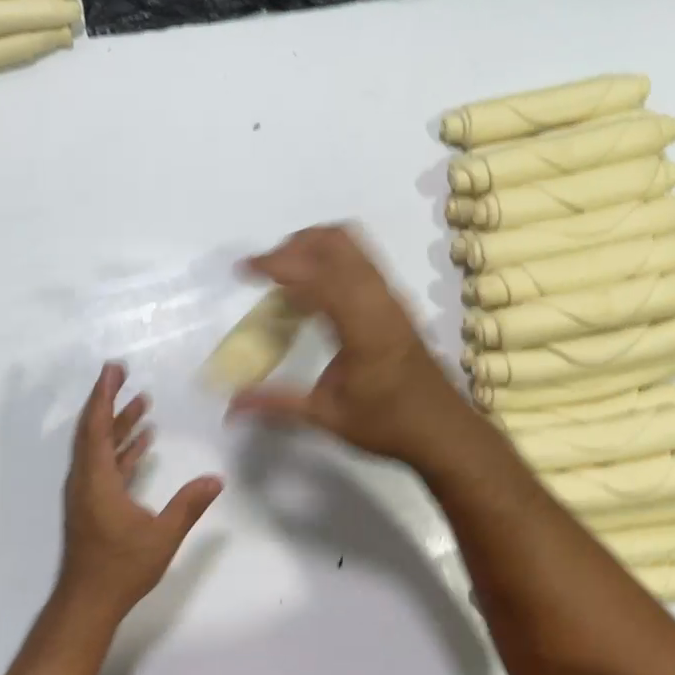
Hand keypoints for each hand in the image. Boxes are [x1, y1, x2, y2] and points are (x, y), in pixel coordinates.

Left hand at [56, 363, 223, 617]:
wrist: (87, 602)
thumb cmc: (121, 568)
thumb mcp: (163, 536)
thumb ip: (189, 505)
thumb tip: (215, 479)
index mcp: (96, 480)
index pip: (96, 427)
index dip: (104, 395)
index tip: (113, 370)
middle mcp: (85, 481)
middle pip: (94, 431)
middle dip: (110, 402)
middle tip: (125, 376)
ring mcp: (86, 494)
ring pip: (99, 449)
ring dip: (118, 426)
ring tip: (143, 404)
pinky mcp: (91, 507)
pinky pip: (104, 467)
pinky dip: (121, 451)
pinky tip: (142, 444)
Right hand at [228, 225, 474, 468]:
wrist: (443, 430)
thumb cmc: (387, 425)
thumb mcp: (327, 417)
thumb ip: (277, 405)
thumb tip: (231, 407)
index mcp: (363, 327)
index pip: (317, 277)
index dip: (277, 265)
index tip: (243, 269)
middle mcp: (380, 302)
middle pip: (337, 244)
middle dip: (295, 247)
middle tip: (264, 270)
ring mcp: (393, 298)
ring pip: (353, 246)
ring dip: (315, 248)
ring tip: (286, 273)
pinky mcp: (398, 303)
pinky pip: (363, 261)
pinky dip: (333, 260)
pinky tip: (315, 293)